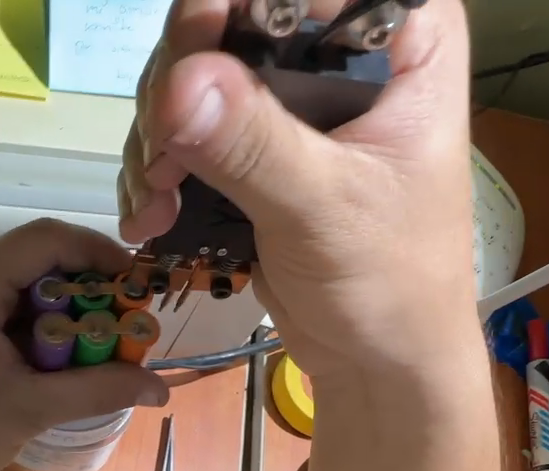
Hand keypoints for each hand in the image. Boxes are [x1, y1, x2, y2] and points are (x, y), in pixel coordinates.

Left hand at [0, 219, 170, 470]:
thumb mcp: (35, 408)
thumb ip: (101, 388)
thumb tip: (162, 389)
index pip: (43, 240)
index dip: (95, 251)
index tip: (133, 280)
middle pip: (29, 259)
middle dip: (80, 289)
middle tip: (118, 320)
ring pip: (13, 281)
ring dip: (56, 308)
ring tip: (90, 342)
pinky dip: (29, 321)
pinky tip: (51, 353)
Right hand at [118, 0, 481, 384]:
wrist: (376, 358)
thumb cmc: (388, 282)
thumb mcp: (326, 208)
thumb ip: (255, 145)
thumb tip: (177, 82)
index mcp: (396, 36)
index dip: (228, 14)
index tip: (183, 77)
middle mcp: (337, 53)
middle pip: (227, 24)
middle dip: (177, 93)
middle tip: (161, 164)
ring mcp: (288, 106)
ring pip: (192, 82)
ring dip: (156, 143)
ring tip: (154, 206)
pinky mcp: (251, 156)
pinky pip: (185, 137)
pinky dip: (158, 175)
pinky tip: (151, 219)